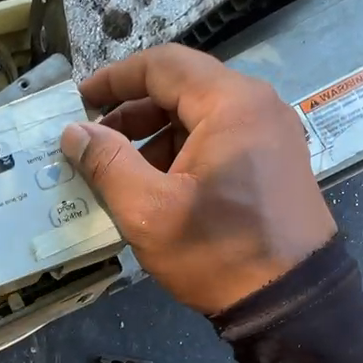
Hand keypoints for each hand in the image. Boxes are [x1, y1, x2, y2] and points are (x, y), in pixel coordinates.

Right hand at [60, 44, 335, 314]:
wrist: (288, 297)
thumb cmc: (215, 250)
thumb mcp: (148, 211)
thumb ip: (107, 164)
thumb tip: (74, 132)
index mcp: (230, 104)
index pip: (163, 65)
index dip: (114, 78)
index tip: (77, 100)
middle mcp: (255, 106)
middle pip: (181, 89)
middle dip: (129, 113)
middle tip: (90, 144)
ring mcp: (268, 135)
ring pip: (197, 118)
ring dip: (151, 138)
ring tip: (114, 175)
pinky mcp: (270, 164)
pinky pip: (216, 142)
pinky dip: (178, 155)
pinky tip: (152, 190)